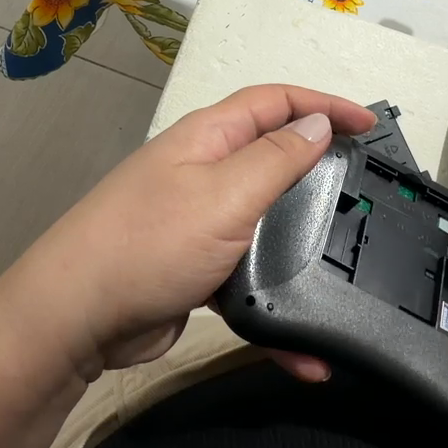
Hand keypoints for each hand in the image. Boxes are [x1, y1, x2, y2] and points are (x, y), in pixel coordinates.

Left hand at [0, 84, 375, 380]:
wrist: (79, 314)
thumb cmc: (150, 240)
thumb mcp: (223, 194)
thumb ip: (274, 158)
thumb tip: (316, 123)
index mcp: (209, 136)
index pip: (276, 102)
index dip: (324, 104)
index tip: (368, 121)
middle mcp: (205, 168)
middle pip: (272, 153)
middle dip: (318, 162)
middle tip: (362, 181)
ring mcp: (199, 217)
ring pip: (264, 215)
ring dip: (301, 234)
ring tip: (342, 251)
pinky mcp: (196, 265)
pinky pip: (249, 272)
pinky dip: (277, 300)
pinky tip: (304, 345)